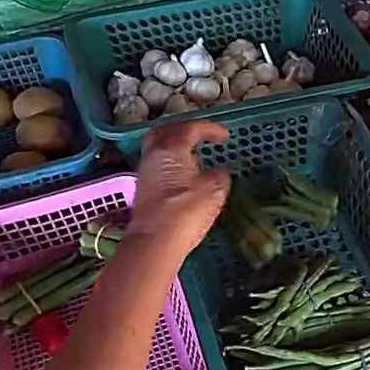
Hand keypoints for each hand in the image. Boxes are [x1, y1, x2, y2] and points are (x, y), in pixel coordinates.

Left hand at [128, 120, 230, 263]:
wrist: (154, 242)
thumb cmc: (186, 210)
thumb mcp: (214, 190)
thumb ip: (219, 176)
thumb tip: (217, 173)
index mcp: (171, 148)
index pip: (190, 128)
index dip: (210, 128)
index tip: (225, 136)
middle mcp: (153, 155)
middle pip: (165, 132)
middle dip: (183, 130)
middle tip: (200, 135)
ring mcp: (145, 174)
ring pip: (158, 149)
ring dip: (175, 148)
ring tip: (193, 156)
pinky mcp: (143, 192)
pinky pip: (157, 167)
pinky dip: (171, 164)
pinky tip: (183, 176)